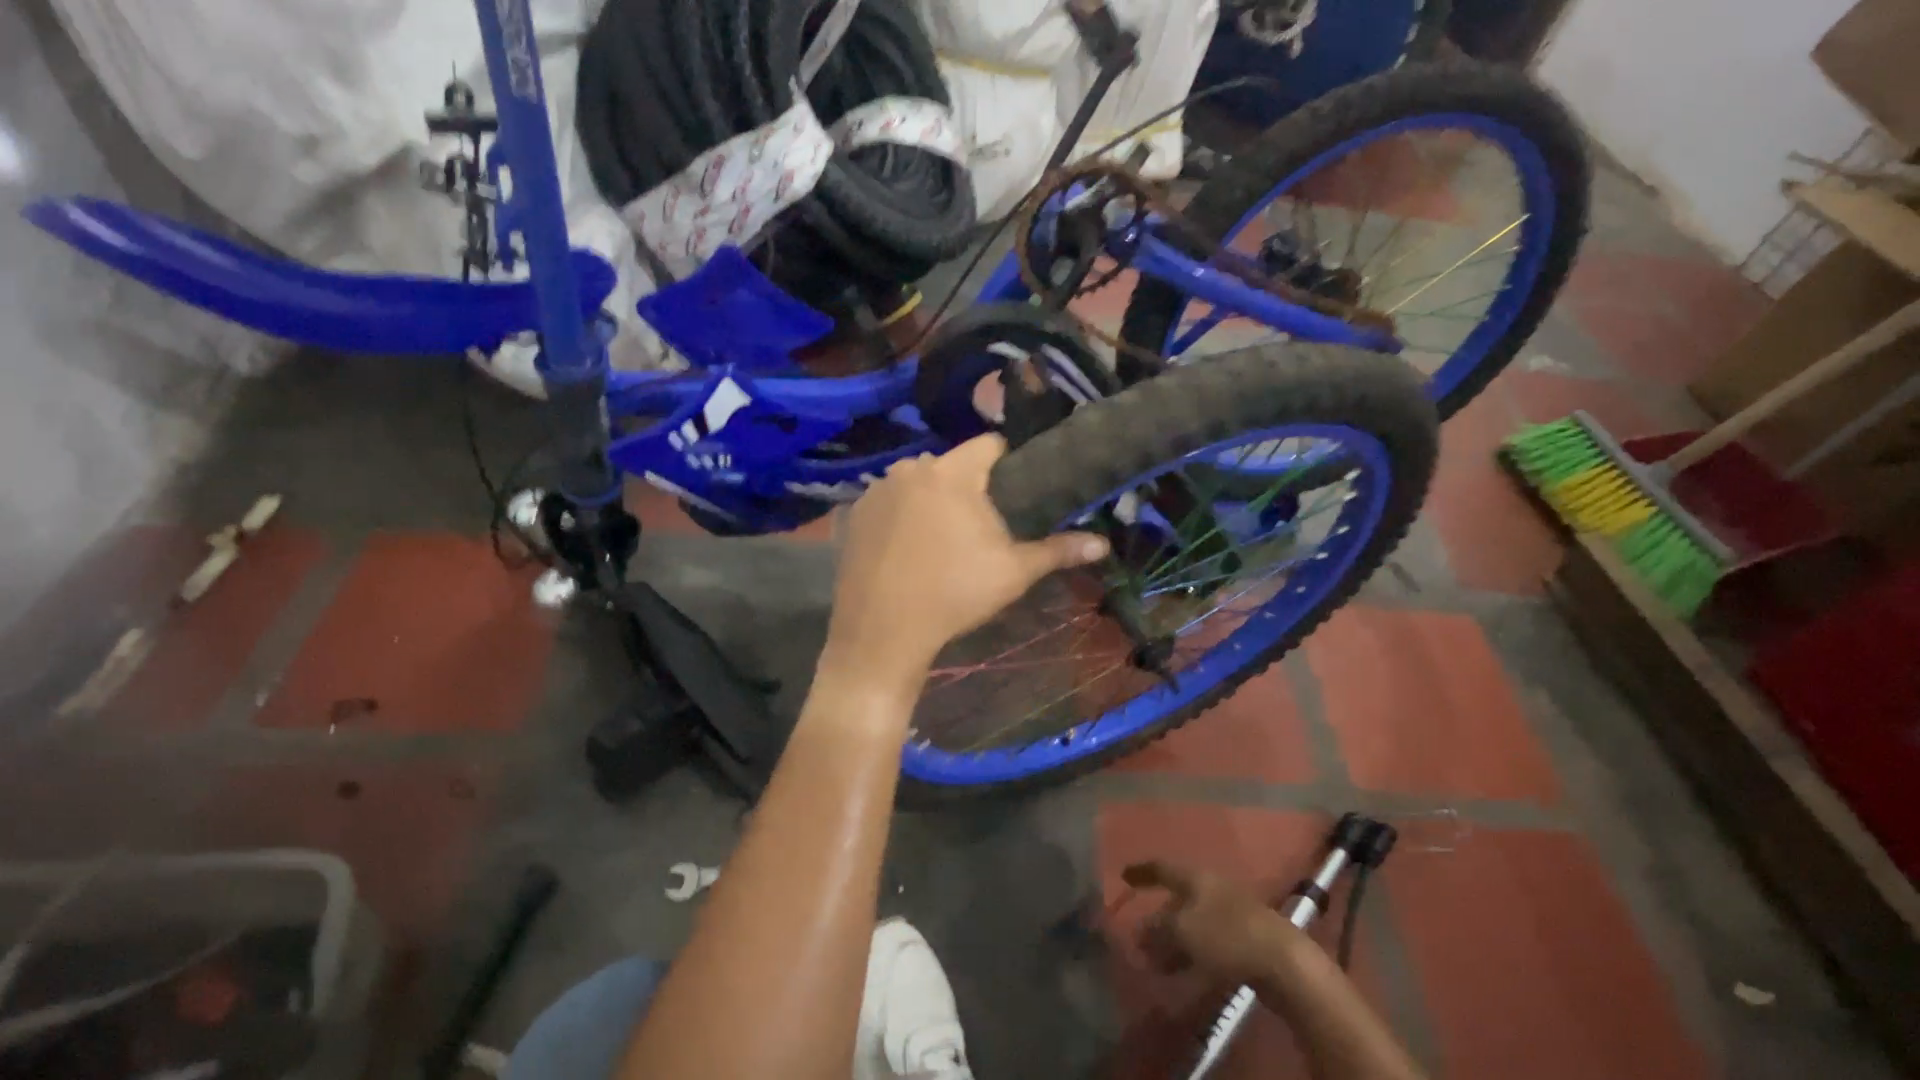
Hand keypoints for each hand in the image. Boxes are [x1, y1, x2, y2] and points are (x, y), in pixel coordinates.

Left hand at [823, 434, 1108, 695]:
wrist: (882, 631)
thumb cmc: (954, 595)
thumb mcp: (1013, 573)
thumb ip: (1057, 550)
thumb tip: (1102, 544)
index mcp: (953, 473)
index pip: (990, 445)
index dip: (1008, 464)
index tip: (1016, 492)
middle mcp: (911, 468)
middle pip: (951, 466)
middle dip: (968, 487)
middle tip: (980, 527)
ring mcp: (876, 489)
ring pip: (917, 484)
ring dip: (931, 501)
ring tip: (940, 541)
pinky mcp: (853, 514)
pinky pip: (888, 504)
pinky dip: (899, 518)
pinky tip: (905, 551)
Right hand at [1123, 861, 1306, 984]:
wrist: (1284, 962)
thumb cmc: (1227, 936)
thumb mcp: (1182, 931)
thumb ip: (1156, 929)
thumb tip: (1141, 931)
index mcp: (1197, 877)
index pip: (1162, 867)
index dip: (1142, 871)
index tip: (1123, 875)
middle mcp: (1213, 888)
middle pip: (1177, 899)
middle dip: (1156, 920)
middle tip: (1138, 940)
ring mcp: (1231, 913)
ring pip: (1192, 924)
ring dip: (1172, 942)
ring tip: (1156, 965)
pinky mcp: (1244, 938)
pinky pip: (1207, 941)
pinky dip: (1190, 953)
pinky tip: (1183, 972)